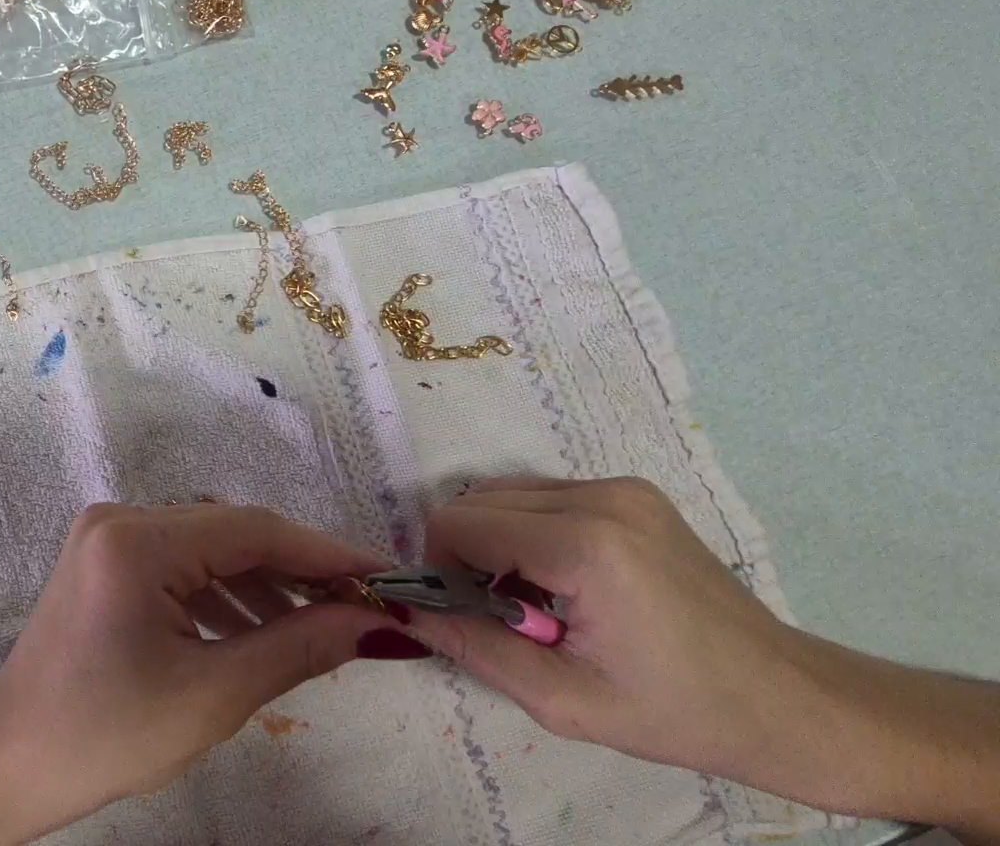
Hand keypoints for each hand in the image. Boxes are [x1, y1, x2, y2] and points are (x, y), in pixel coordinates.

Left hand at [0, 502, 399, 836]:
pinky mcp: (105, 560)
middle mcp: (119, 520)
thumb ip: (298, 647)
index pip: (252, 530)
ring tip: (319, 627)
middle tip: (362, 610)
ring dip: (262, 583)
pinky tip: (257, 628)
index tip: (390, 579)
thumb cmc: (107, 733)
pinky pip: (179, 562)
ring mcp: (107, 536)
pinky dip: (221, 592)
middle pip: (230, 532)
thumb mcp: (212, 694)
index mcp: (136, 541)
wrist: (12, 758)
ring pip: (207, 546)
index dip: (327, 554)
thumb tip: (377, 624)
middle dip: (297, 570)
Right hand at [402, 476, 809, 783]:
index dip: (440, 568)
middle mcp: (600, 496)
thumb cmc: (682, 713)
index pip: (458, 523)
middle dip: (465, 555)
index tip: (467, 615)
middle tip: (500, 614)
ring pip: (503, 494)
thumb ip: (473, 647)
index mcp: (587, 546)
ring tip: (534, 600)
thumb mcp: (565, 701)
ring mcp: (619, 487)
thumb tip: (403, 609)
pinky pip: (539, 496)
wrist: (798, 704)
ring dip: (494, 541)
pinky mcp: (630, 490)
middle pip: (475, 501)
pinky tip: (560, 579)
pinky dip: (525, 531)